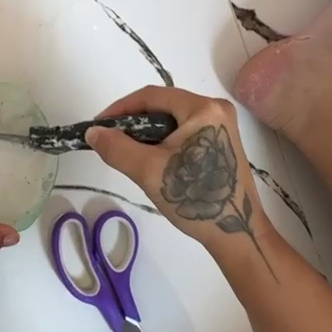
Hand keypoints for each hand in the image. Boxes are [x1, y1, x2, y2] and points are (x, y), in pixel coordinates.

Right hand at [86, 87, 276, 276]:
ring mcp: (222, 127)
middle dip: (134, 123)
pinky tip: (153, 160)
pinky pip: (184, 132)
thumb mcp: (149, 171)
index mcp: (203, 108)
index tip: (99, 126)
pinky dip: (164, 142)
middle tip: (112, 141)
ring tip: (129, 153)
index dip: (121, 108)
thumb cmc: (195, 198)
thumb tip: (92, 132)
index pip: (151, 96)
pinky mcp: (223, 143)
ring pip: (172, 121)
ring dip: (148, 134)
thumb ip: (117, 148)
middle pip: (163, 106)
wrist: (239, 234)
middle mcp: (216, 109)